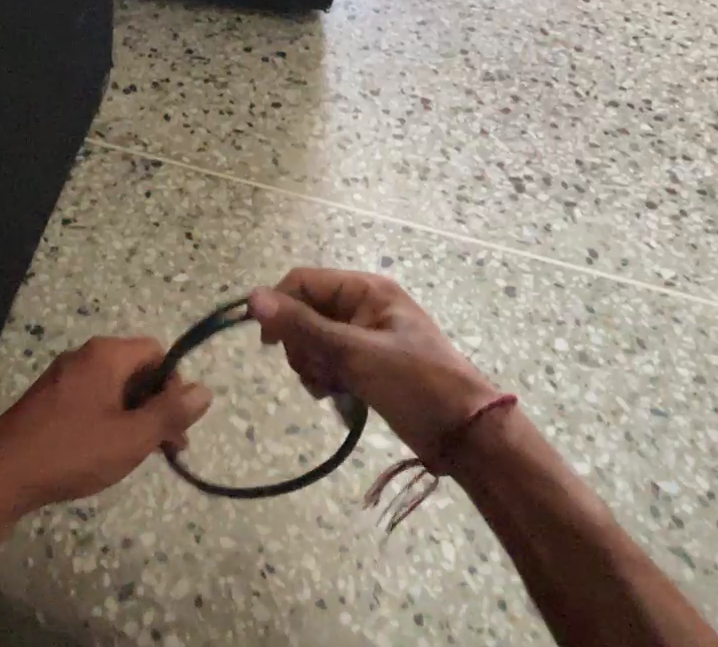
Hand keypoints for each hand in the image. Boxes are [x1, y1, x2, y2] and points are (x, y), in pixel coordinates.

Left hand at [0, 337, 211, 520]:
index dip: (174, 384)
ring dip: (134, 415)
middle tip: (165, 447)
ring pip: (114, 387)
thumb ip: (170, 413)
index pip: (156, 352)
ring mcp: (63, 376)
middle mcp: (84, 356)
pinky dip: (108, 418)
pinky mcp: (48, 398)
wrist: (1, 472)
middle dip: (156, 404)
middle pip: (136, 368)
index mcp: (106, 355)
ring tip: (138, 455)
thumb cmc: (72, 451)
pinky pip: (91, 398)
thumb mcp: (131, 437)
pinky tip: (105, 452)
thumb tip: (204, 390)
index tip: (175, 423)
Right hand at [249, 268, 497, 457]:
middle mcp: (363, 306)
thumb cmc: (415, 383)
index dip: (280, 307)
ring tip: (329, 386)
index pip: (302, 282)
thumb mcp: (354, 352)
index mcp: (366, 289)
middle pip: (304, 312)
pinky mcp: (366, 363)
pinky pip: (327, 360)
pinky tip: (335, 394)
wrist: (466, 435)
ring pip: (312, 340)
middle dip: (301, 343)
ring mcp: (364, 336)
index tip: (270, 344)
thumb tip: (252, 298)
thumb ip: (302, 326)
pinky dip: (324, 376)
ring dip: (311, 363)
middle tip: (315, 371)